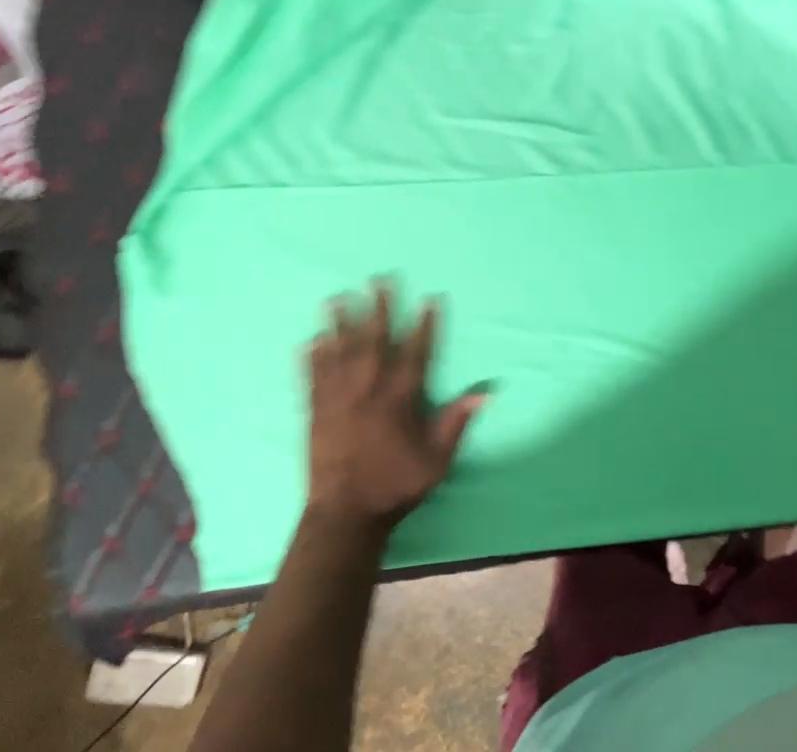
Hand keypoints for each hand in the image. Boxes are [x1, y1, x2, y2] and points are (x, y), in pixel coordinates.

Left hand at [305, 283, 484, 526]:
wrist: (345, 516)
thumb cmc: (395, 487)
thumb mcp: (437, 460)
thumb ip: (455, 423)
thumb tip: (485, 392)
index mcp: (398, 402)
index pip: (414, 355)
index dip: (423, 326)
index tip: (428, 299)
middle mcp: (366, 393)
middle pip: (373, 343)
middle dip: (378, 310)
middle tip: (378, 280)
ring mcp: (337, 402)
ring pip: (338, 354)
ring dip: (339, 325)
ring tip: (337, 297)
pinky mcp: (315, 415)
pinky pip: (312, 379)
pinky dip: (312, 359)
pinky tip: (311, 340)